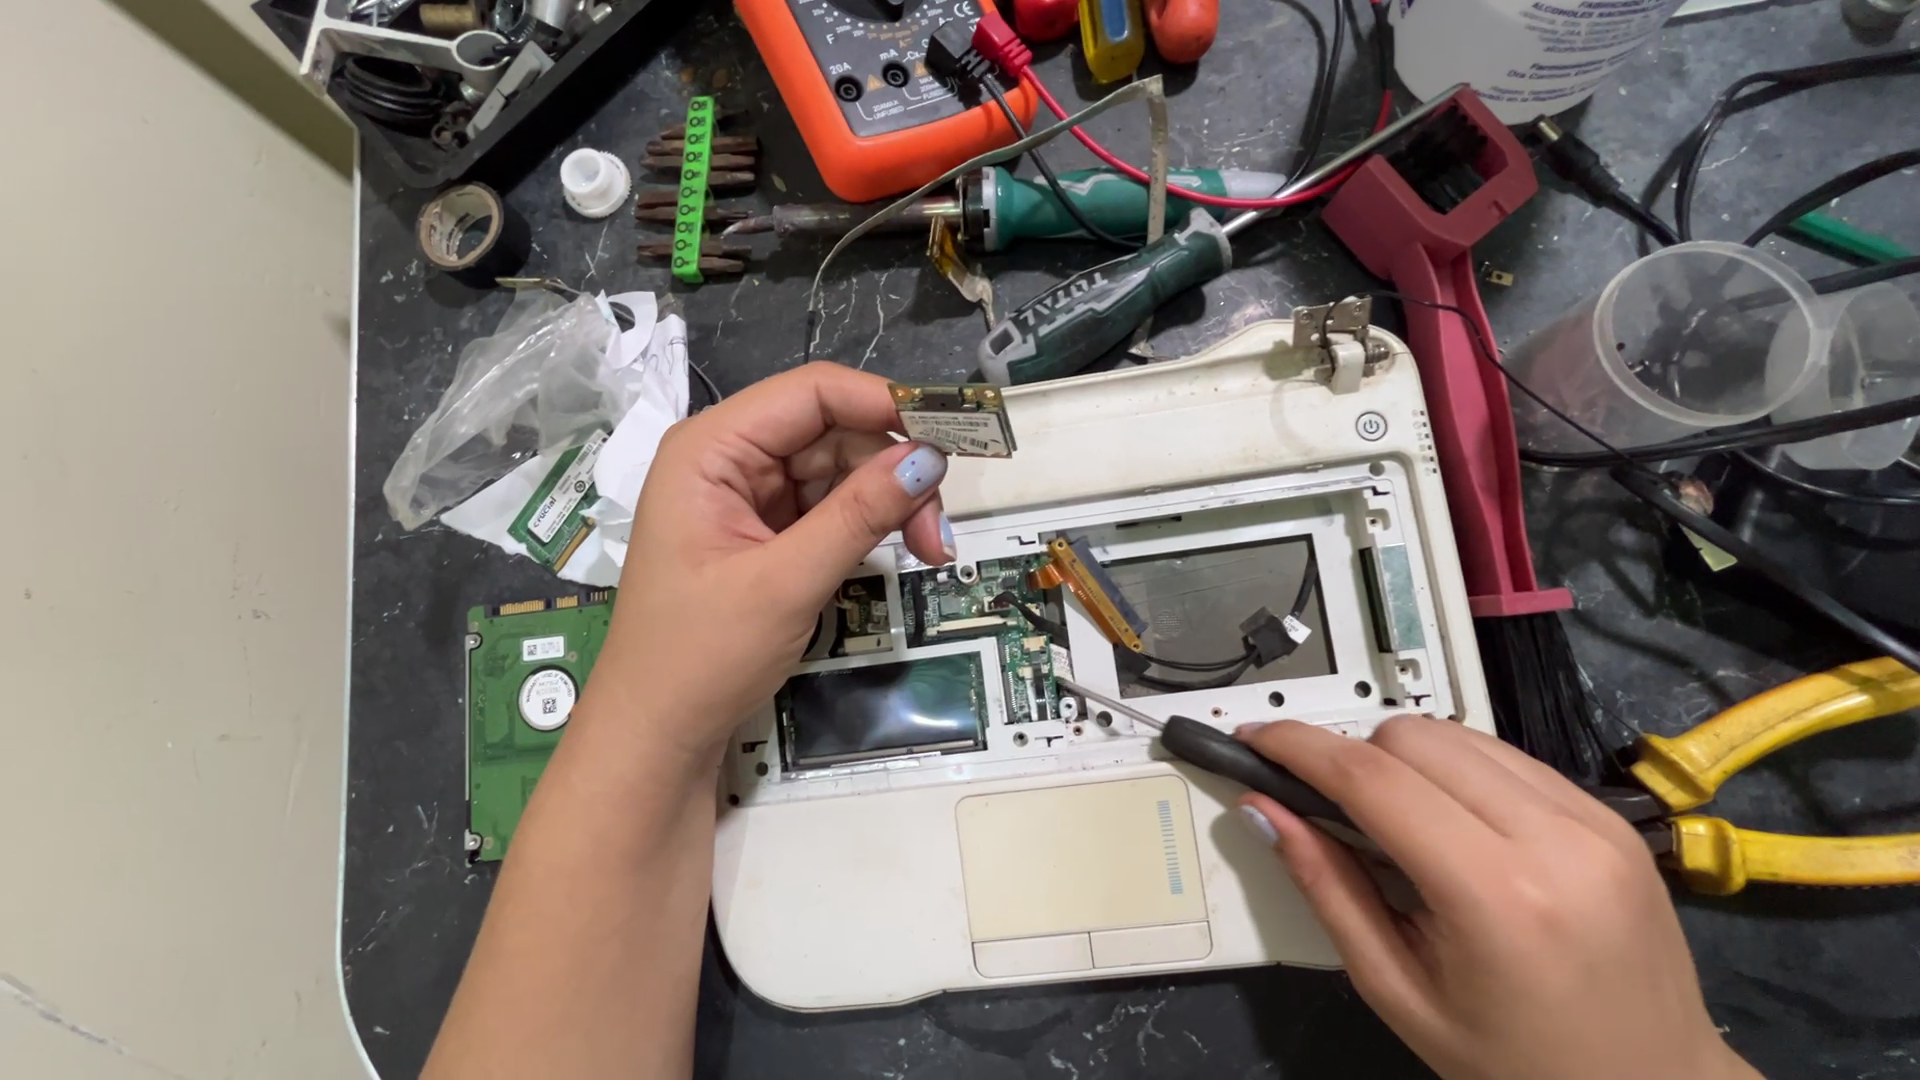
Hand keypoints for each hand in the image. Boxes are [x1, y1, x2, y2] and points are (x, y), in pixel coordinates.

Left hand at [580, 363, 951, 763]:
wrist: (660, 732)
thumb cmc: (701, 656)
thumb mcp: (785, 582)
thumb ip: (858, 515)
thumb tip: (930, 459)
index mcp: (712, 448)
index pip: (810, 393)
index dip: (882, 404)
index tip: (948, 434)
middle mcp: (732, 458)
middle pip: (835, 432)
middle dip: (893, 471)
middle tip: (940, 529)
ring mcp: (752, 496)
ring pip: (842, 471)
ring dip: (891, 503)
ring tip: (929, 550)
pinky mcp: (771, 531)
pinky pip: (833, 507)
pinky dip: (871, 525)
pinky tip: (902, 549)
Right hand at [1235, 716, 1757, 1079]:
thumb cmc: (1511, 1060)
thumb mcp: (1393, 987)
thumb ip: (1323, 886)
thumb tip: (1261, 809)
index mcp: (1498, 895)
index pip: (1372, 779)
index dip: (1298, 747)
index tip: (1254, 737)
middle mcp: (1555, 839)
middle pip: (1410, 735)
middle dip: (1350, 755)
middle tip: (1330, 804)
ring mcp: (1592, 819)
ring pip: (1451, 730)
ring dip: (1398, 755)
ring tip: (1393, 816)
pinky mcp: (1606, 812)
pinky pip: (1496, 750)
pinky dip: (1449, 766)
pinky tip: (1447, 817)